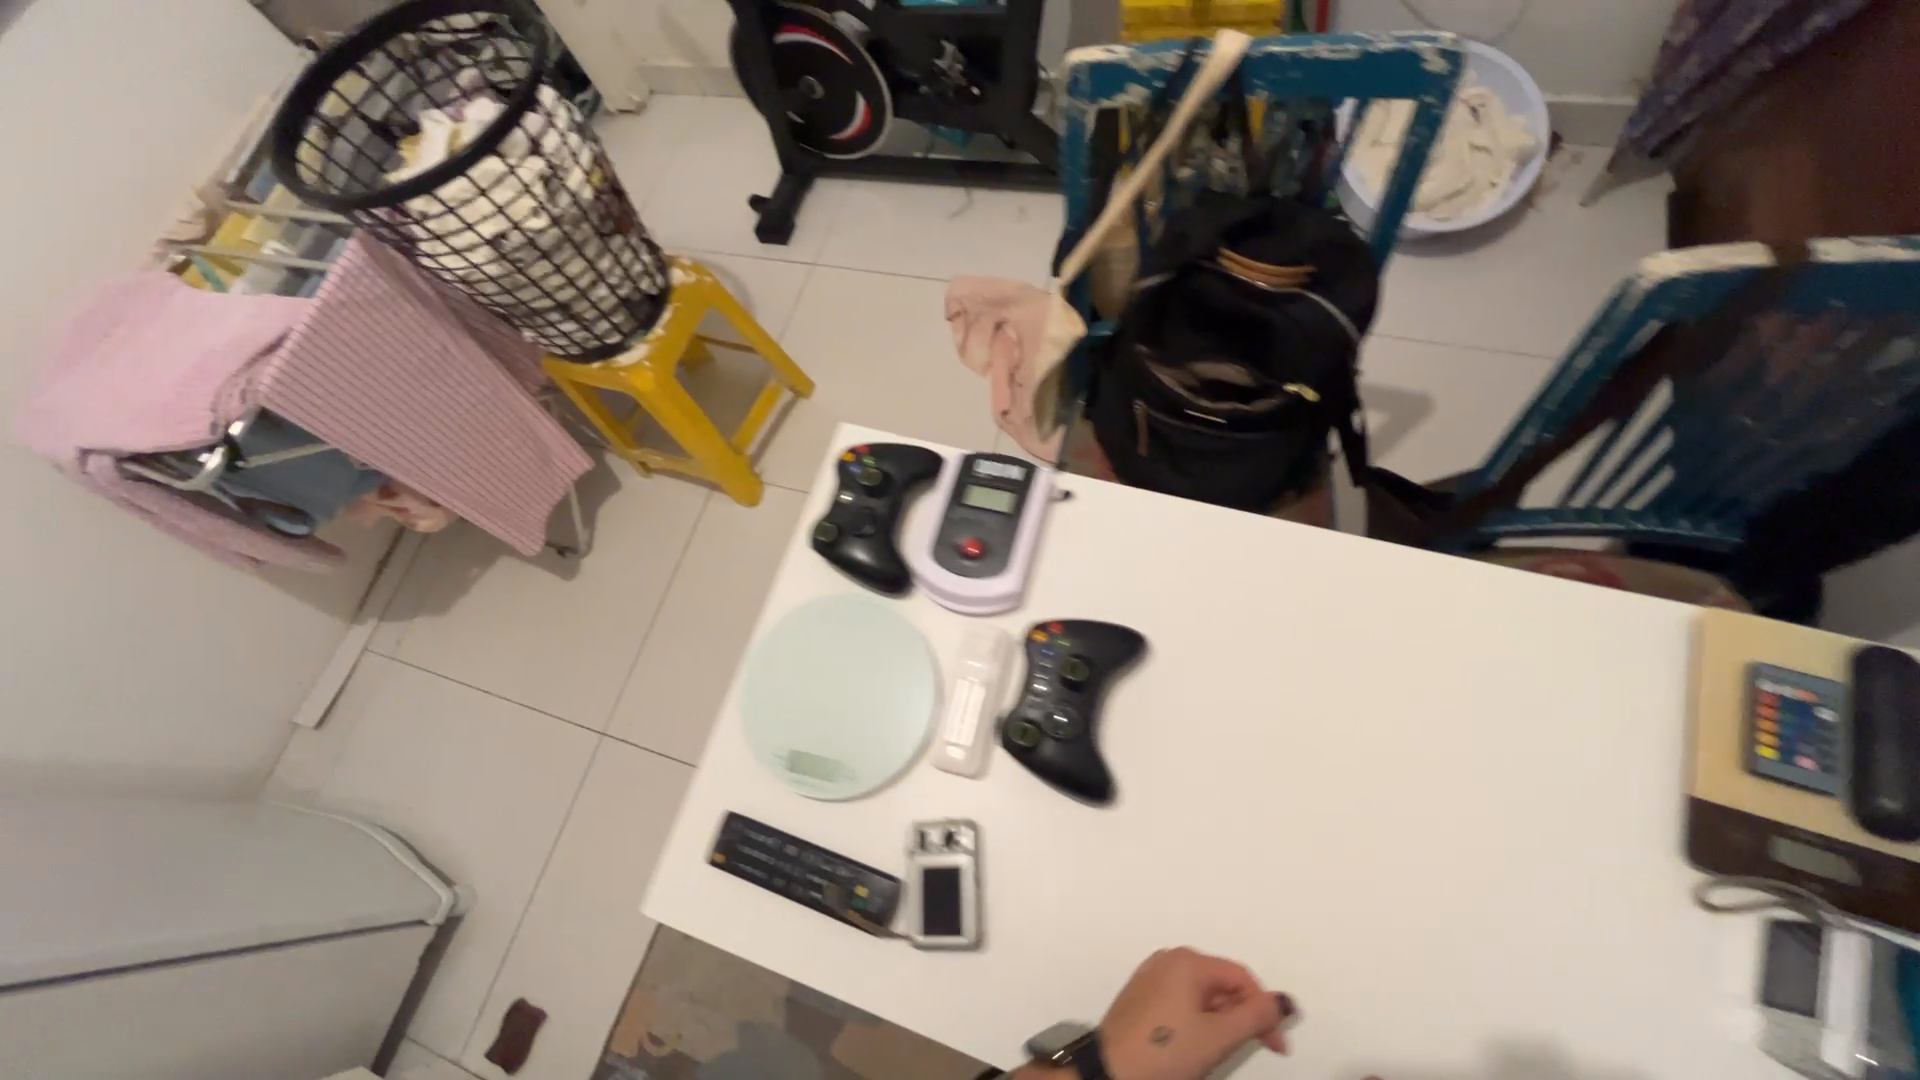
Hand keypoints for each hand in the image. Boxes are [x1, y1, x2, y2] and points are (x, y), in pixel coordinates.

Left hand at [1096, 946, 1292, 1079]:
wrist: (1109, 1072)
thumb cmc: (1166, 1052)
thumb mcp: (1218, 1037)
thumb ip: (1255, 1017)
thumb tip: (1284, 1000)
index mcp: (1187, 961)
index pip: (1240, 977)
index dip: (1264, 1010)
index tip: (1276, 1047)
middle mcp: (1169, 960)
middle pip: (1221, 983)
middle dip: (1242, 1016)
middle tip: (1253, 1050)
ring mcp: (1152, 976)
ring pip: (1201, 995)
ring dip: (1221, 1021)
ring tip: (1219, 1052)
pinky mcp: (1141, 996)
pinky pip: (1181, 1001)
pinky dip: (1198, 1021)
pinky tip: (1194, 1046)